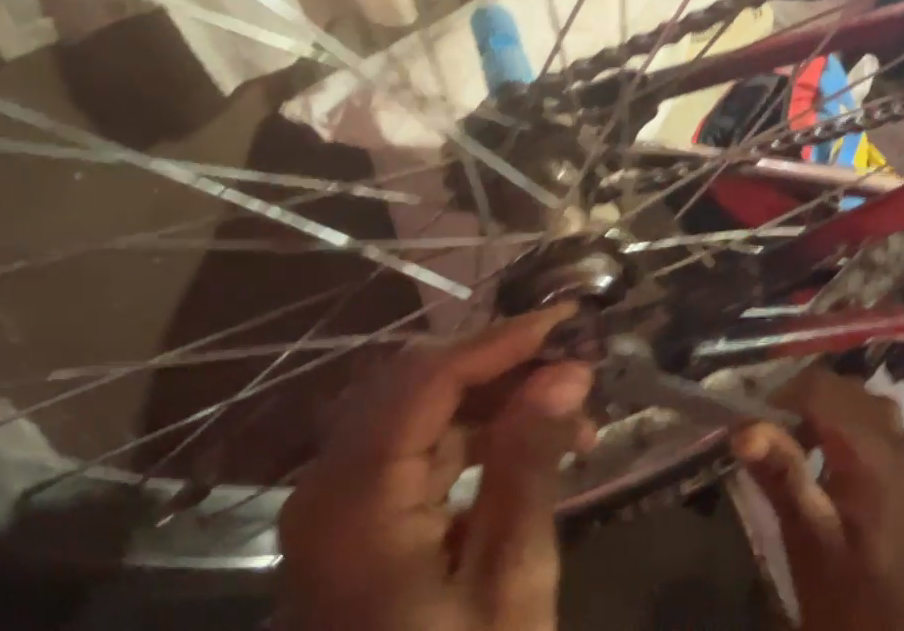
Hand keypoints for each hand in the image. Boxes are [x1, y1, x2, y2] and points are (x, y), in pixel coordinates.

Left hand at [277, 305, 594, 630]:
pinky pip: (409, 453)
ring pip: (411, 413)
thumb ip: (530, 464)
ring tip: (571, 410)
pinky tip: (528, 445)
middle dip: (499, 364)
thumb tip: (566, 370)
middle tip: (577, 363)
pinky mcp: (349, 528)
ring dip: (490, 400)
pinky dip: (469, 437)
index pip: (428, 380)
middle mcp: (327, 490)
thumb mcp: (510, 582)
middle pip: (412, 385)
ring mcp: (331, 510)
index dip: (501, 340)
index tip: (570, 321)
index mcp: (355, 504)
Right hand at [731, 369, 903, 630]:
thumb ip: (780, 475)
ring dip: (823, 408)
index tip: (748, 425)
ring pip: (859, 400)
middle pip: (842, 388)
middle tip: (765, 435)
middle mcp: (894, 440)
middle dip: (799, 400)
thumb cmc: (849, 594)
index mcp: (870, 454)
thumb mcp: (806, 539)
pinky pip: (875, 420)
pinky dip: (845, 421)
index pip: (821, 389)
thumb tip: (743, 427)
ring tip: (792, 443)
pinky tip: (823, 456)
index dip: (780, 396)